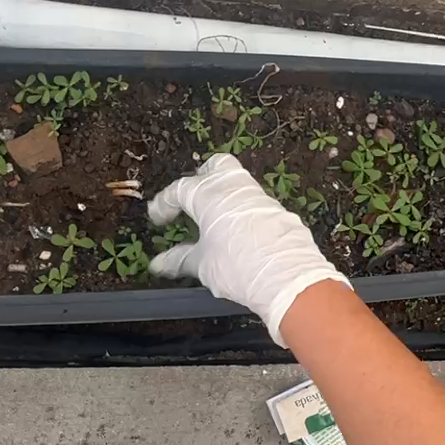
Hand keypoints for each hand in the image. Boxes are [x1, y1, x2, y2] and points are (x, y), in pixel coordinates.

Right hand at [148, 153, 348, 346]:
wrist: (287, 277)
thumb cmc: (237, 266)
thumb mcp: (202, 265)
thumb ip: (179, 260)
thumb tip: (158, 264)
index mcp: (209, 195)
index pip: (180, 189)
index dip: (164, 203)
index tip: (158, 219)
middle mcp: (235, 189)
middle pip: (215, 167)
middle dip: (200, 178)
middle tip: (190, 202)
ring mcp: (260, 198)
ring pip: (238, 184)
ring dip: (223, 196)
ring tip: (214, 221)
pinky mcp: (278, 212)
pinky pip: (254, 203)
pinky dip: (242, 212)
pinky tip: (239, 234)